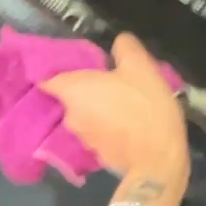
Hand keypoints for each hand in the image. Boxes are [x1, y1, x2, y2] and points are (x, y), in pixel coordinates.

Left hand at [41, 33, 187, 178]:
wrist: (158, 162)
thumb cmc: (146, 109)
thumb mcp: (142, 68)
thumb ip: (125, 48)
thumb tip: (119, 43)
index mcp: (73, 90)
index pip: (47, 77)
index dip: (57, 70)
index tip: (76, 67)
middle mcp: (70, 115)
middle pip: (71, 97)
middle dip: (87, 92)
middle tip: (111, 85)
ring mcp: (82, 139)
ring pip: (86, 117)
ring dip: (100, 111)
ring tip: (124, 107)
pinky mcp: (97, 156)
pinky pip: (99, 135)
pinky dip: (108, 130)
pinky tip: (128, 127)